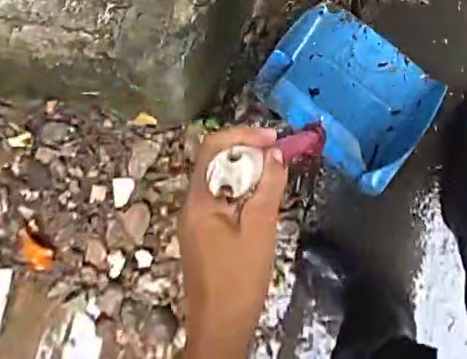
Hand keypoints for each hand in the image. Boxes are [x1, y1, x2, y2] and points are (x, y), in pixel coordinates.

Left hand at [179, 126, 286, 357]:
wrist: (219, 331)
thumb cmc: (239, 281)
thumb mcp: (260, 230)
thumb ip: (268, 187)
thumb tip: (276, 152)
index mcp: (198, 197)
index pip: (213, 146)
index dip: (243, 135)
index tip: (272, 138)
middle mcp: (191, 201)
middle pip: (214, 158)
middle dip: (245, 148)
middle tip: (275, 151)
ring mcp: (194, 216)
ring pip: (217, 176)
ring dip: (244, 167)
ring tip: (272, 168)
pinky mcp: (202, 230)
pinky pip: (219, 194)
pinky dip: (239, 187)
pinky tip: (259, 195)